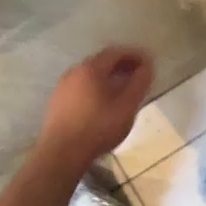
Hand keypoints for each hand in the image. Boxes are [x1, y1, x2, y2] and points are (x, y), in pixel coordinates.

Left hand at [36, 46, 154, 167]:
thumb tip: (148, 66)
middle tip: (137, 75)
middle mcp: (74, 72)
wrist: (62, 153)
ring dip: (107, 77)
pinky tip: (102, 103)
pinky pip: (80, 87)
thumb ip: (139, 84)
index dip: (134, 55)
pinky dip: (95, 87)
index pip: (115, 52)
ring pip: (89, 74)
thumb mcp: (126, 107)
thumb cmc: (98, 129)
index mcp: (91, 69)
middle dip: (121, 65)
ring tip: (122, 90)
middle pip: (101, 61)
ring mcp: (62, 86)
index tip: (148, 62)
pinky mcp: (57, 101)